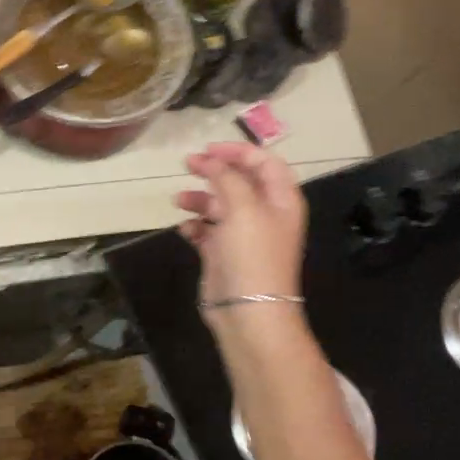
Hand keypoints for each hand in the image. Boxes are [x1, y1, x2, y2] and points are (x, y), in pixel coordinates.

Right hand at [176, 142, 308, 339]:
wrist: (248, 310)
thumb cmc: (252, 255)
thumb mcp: (243, 208)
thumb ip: (227, 178)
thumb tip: (211, 160)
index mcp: (280, 200)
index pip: (264, 163)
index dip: (238, 151)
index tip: (208, 149)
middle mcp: (264, 214)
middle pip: (239, 182)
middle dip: (214, 171)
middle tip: (187, 164)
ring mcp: (242, 235)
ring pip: (219, 205)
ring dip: (199, 198)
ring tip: (179, 200)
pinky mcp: (222, 254)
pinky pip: (206, 231)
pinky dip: (194, 226)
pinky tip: (184, 229)